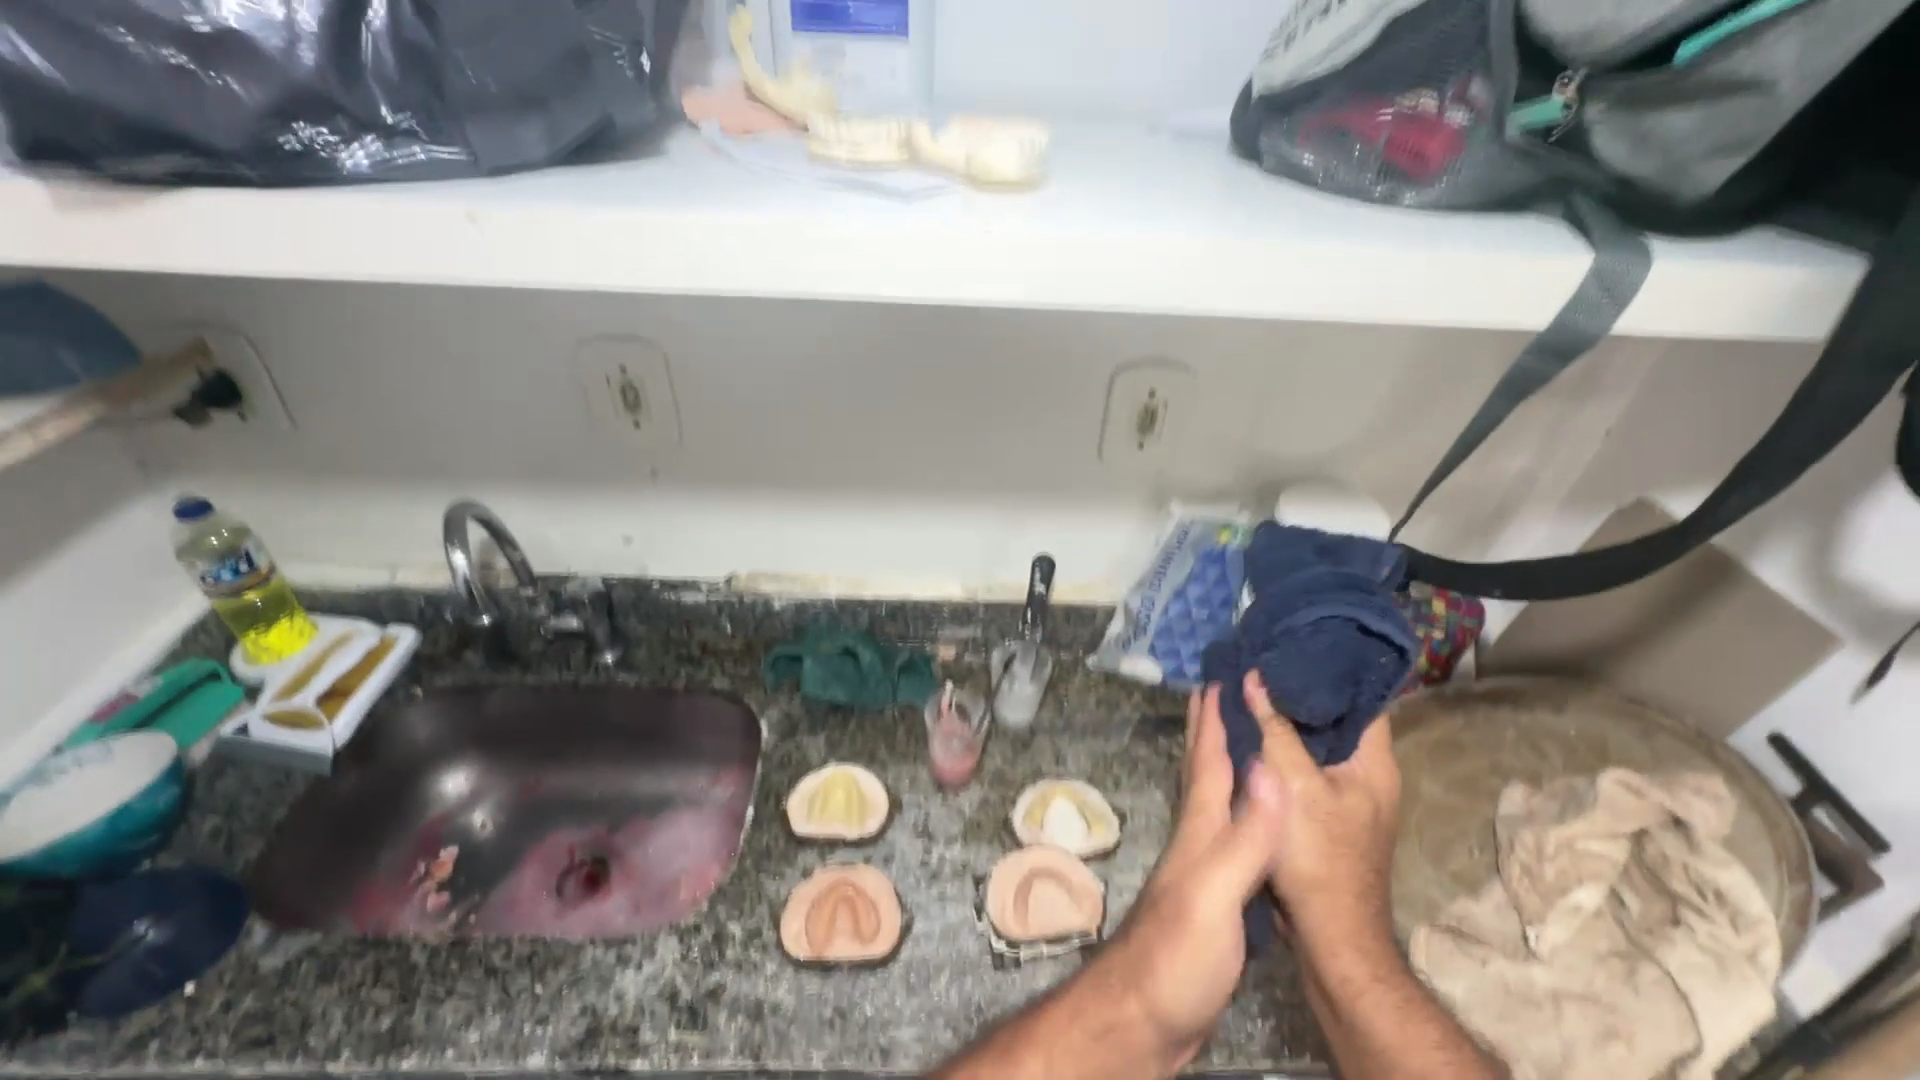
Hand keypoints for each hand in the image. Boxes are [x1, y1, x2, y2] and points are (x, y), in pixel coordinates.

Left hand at [1094, 684, 1286, 1070]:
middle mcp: (1198, 842)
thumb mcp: (1214, 894)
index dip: (1215, 719)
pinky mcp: (1213, 903)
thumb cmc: (1178, 957)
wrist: (1144, 1020)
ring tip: (1242, 743)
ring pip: (1215, 804)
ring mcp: (1202, 872)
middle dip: (1210, 731)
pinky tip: (1249, 820)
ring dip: (1225, 768)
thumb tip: (1269, 767)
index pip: (1208, 763)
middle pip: (1204, 775)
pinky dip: (1239, 816)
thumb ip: (1245, 837)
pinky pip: (1228, 840)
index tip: (1223, 674)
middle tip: (1221, 692)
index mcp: (1200, 833)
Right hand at [1242, 670, 1400, 955]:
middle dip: (1299, 691)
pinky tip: (1250, 738)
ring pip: (1317, 744)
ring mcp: (1348, 797)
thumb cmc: (1319, 854)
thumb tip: (1253, 677)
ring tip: (1249, 690)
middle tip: (1260, 661)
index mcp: (1375, 760)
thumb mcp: (1294, 784)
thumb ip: (1274, 728)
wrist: (1328, 934)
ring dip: (1287, 721)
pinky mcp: (1325, 815)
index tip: (1293, 643)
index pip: (1361, 695)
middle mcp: (1368, 773)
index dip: (1331, 667)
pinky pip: (1304, 768)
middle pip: (1335, 718)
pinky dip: (1281, 750)